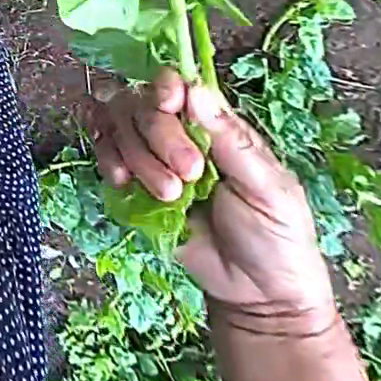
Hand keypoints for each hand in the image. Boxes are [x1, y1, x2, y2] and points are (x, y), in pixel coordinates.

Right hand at [91, 70, 339, 336]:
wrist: (257, 296)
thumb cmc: (276, 233)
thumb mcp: (267, 186)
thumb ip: (230, 138)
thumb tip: (196, 89)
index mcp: (212, 121)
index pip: (176, 84)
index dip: (165, 88)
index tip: (169, 104)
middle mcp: (177, 130)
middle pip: (143, 104)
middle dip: (159, 137)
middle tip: (190, 176)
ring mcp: (151, 155)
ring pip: (119, 125)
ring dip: (137, 156)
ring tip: (169, 195)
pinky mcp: (132, 183)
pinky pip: (105, 152)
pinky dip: (108, 161)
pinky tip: (124, 182)